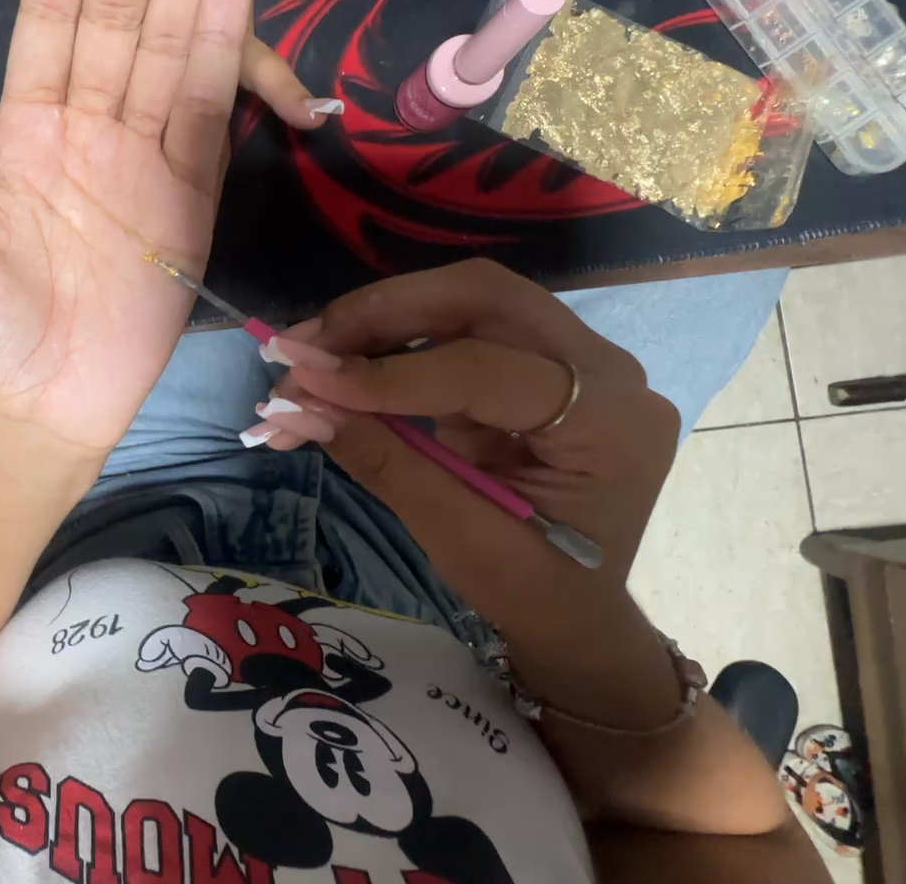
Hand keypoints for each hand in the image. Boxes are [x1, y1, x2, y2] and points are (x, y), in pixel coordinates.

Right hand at [252, 259, 681, 581]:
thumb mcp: (455, 535)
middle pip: (481, 297)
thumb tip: (295, 407)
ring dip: (376, 318)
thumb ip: (380, 459)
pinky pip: (451, 325)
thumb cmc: (531, 587)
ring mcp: (569, 358)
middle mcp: (602, 370)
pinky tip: (339, 359)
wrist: (572, 608)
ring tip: (307, 349)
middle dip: (381, 313)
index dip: (385, 373)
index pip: (483, 370)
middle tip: (303, 343)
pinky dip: (386, 337)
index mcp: (610, 424)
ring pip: (463, 298)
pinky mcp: (527, 360)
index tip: (301, 380)